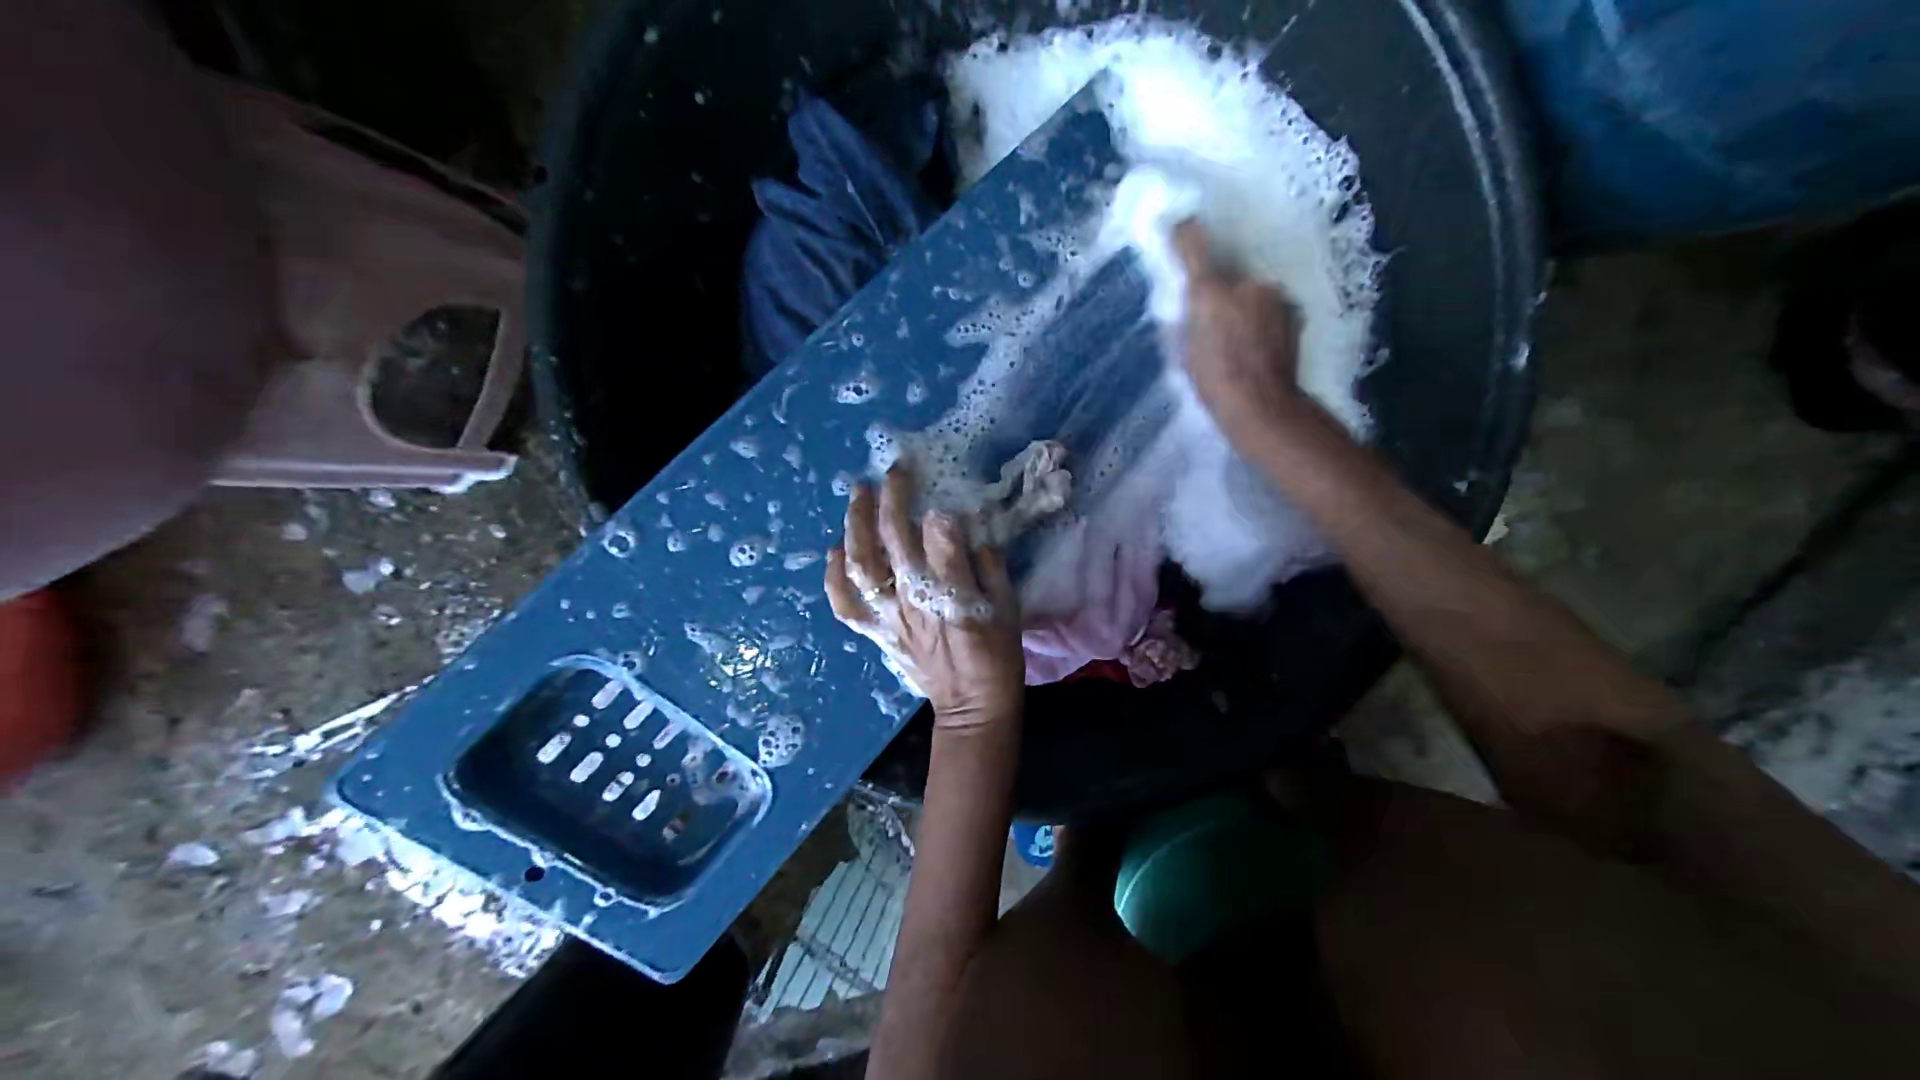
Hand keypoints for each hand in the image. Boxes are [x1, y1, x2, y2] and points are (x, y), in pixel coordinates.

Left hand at [825, 465, 1024, 729]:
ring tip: (858, 495)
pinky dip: (834, 577)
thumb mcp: (1010, 608)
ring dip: (856, 525)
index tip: (937, 493)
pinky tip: (835, 551)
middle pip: (895, 541)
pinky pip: (845, 605)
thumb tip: (969, 530)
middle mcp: (915, 600)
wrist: (972, 706)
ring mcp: (890, 616)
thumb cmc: (997, 655)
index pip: (939, 538)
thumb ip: (990, 565)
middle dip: (892, 499)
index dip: (936, 512)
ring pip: (863, 564)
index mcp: (955, 593)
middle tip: (894, 472)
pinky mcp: (877, 632)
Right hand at [1173, 220, 1312, 442]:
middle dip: (1220, 289)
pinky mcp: (1294, 312)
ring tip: (1238, 338)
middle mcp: (1246, 282)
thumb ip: (1183, 319)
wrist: (1263, 406)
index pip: (1195, 246)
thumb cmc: (1213, 382)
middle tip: (1213, 319)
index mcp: (1211, 292)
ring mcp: (1275, 296)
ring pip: (1251, 291)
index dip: (1185, 233)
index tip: (1180, 222)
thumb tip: (1186, 299)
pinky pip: (1270, 306)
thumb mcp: (1183, 352)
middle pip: (1228, 275)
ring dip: (1244, 305)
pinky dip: (1262, 318)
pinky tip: (1257, 344)